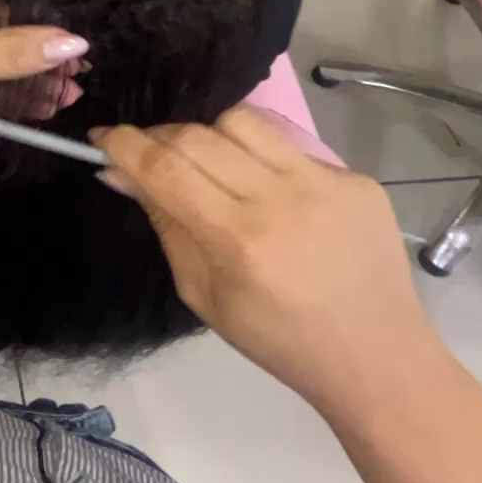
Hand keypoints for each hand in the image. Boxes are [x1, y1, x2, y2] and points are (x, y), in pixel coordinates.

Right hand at [92, 108, 440, 413]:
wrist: (381, 362)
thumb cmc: (277, 339)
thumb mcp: (200, 292)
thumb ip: (162, 222)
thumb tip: (118, 171)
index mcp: (242, 242)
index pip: (165, 168)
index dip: (123, 145)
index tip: (100, 139)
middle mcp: (284, 201)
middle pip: (195, 136)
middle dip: (156, 138)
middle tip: (145, 154)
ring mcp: (327, 183)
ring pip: (239, 120)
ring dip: (206, 135)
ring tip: (206, 164)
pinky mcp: (356, 178)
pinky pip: (285, 143)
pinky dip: (256, 155)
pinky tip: (262, 187)